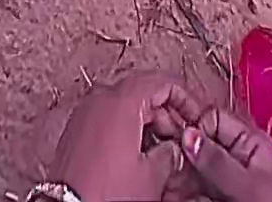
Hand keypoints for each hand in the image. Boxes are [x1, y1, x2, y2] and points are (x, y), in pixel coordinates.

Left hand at [51, 73, 187, 201]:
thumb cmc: (105, 192)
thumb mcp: (151, 176)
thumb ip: (170, 155)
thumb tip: (176, 149)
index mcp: (121, 99)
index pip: (160, 82)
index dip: (183, 98)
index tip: (195, 116)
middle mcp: (101, 97)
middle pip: (143, 92)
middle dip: (166, 115)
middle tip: (180, 142)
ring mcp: (86, 111)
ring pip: (125, 106)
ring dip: (147, 125)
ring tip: (160, 156)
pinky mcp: (77, 128)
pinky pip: (108, 118)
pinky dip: (126, 130)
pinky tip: (136, 157)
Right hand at [156, 88, 271, 201]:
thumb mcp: (249, 185)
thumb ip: (218, 160)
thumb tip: (189, 134)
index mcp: (250, 142)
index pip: (214, 117)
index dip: (197, 128)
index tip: (181, 144)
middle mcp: (238, 155)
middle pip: (203, 142)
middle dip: (187, 152)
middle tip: (172, 164)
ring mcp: (230, 178)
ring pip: (198, 165)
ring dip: (185, 173)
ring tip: (175, 183)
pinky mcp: (222, 195)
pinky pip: (200, 186)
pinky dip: (191, 190)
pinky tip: (185, 195)